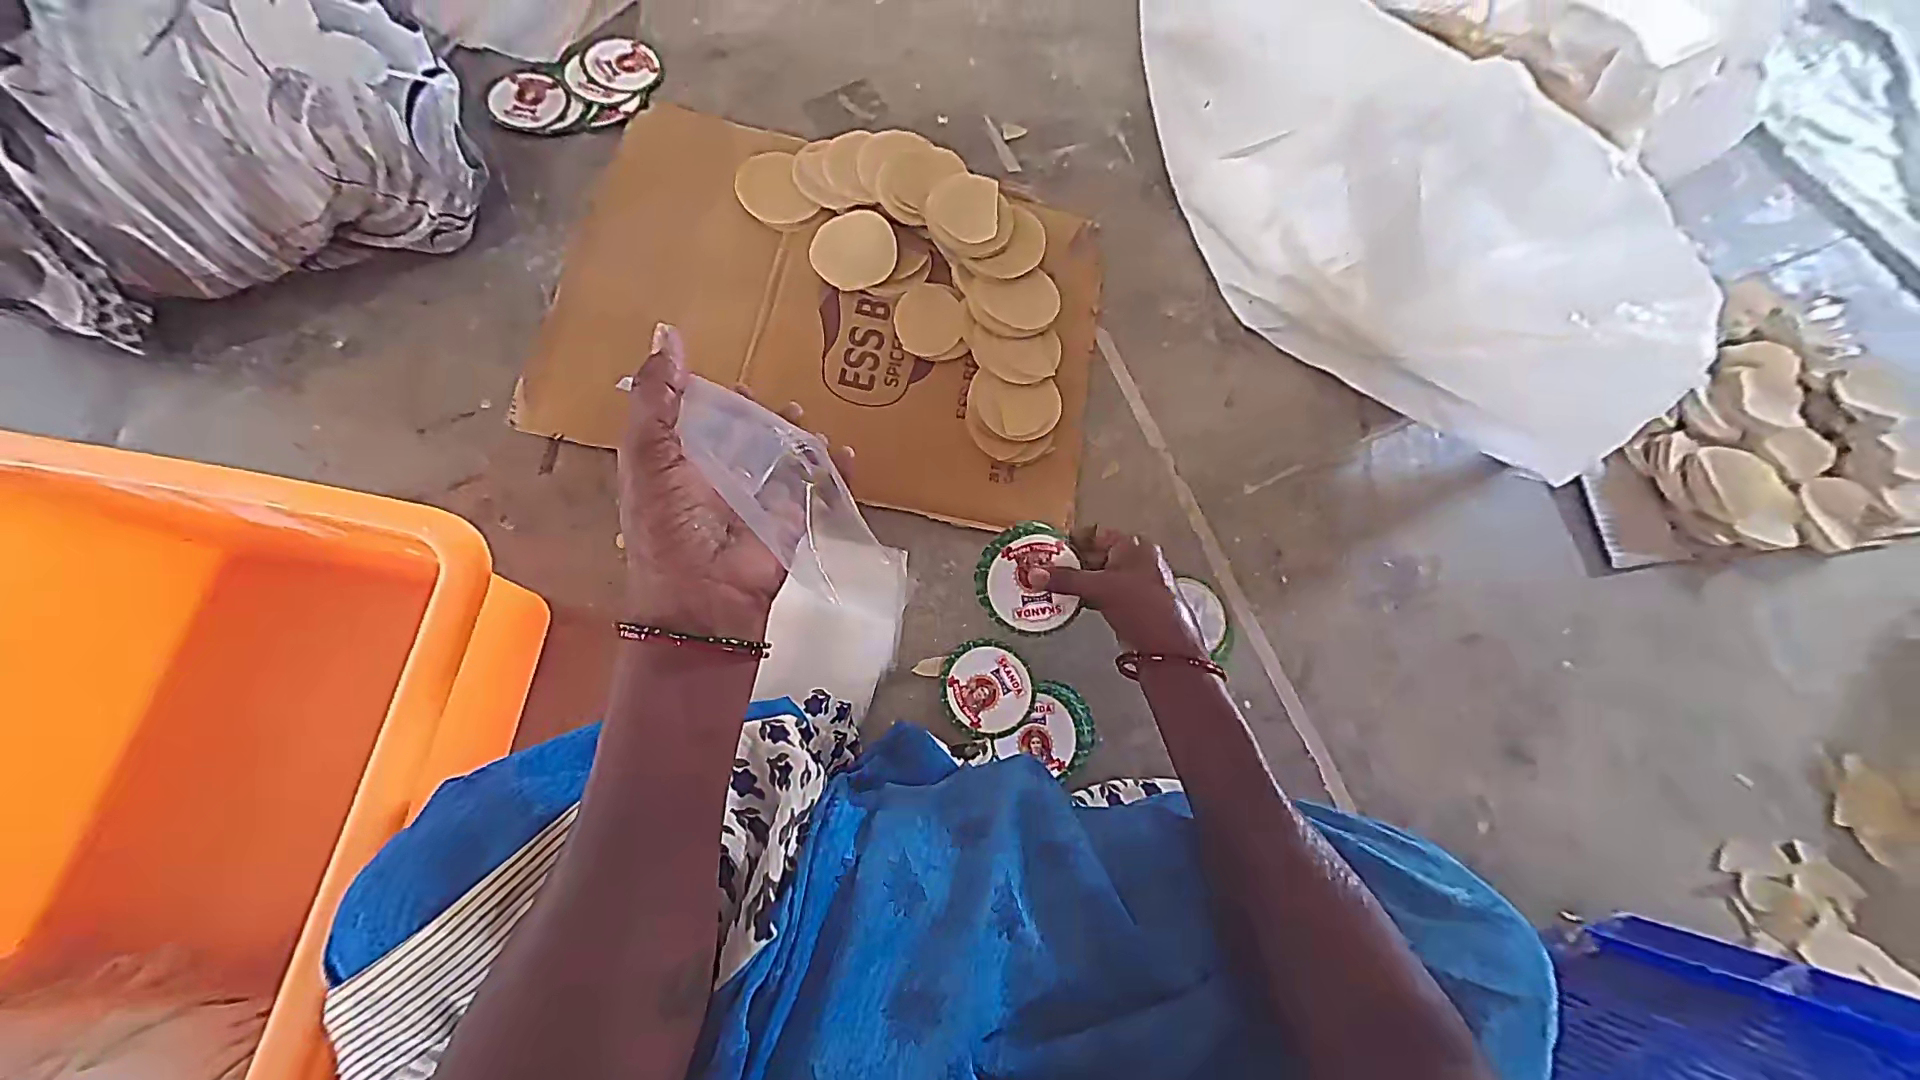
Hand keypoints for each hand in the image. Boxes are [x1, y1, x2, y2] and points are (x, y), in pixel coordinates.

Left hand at [617, 323, 851, 640]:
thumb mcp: (649, 455)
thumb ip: (657, 399)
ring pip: (787, 462)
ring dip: (802, 441)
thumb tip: (667, 334)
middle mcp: (723, 482)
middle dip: (768, 420)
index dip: (720, 403)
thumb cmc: (668, 526)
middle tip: (784, 405)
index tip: (737, 387)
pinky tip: (845, 454)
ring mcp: (762, 503)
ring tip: (809, 424)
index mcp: (684, 465)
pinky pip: (818, 491)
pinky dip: (837, 472)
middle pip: (751, 441)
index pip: (705, 425)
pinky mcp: (793, 522)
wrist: (705, 596)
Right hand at [1032, 527, 1205, 655]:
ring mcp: (1133, 582)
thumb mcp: (1099, 588)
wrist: (1165, 646)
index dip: (1070, 540)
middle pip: (1094, 554)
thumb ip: (1065, 579)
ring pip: (1097, 575)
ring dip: (1075, 581)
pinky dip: (1084, 595)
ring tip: (1049, 585)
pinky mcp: (1130, 602)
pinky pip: (1102, 592)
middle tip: (1043, 569)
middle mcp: (1135, 559)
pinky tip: (1066, 601)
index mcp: (1132, 546)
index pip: (1094, 533)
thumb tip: (1033, 574)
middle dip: (1069, 563)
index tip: (1047, 548)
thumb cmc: (1140, 605)